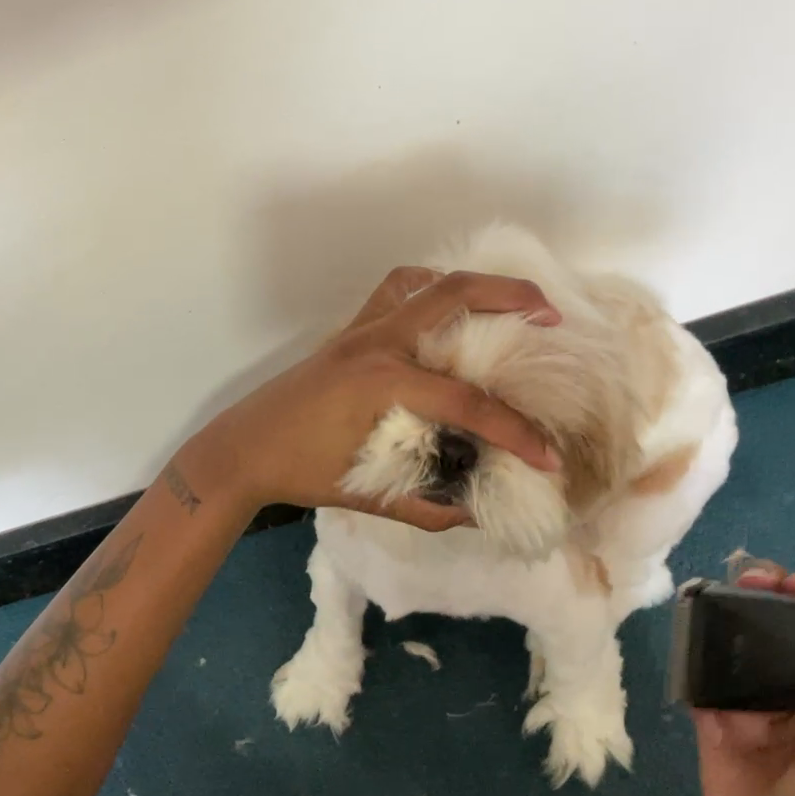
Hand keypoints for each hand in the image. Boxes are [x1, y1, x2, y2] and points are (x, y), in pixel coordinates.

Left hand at [180, 267, 559, 529]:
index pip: (467, 403)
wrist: (241, 451)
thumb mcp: (366, 495)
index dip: (514, 434)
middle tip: (553, 317)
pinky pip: (394, 293)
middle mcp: (375, 343)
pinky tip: (444, 314)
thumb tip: (478, 512)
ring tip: (506, 304)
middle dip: (512, 298)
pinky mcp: (347, 334)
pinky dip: (426, 290)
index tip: (548, 459)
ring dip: (470, 284)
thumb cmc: (299, 473)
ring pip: (422, 283)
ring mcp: (358, 331)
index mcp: (382, 383)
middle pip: (454, 295)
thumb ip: (426, 506)